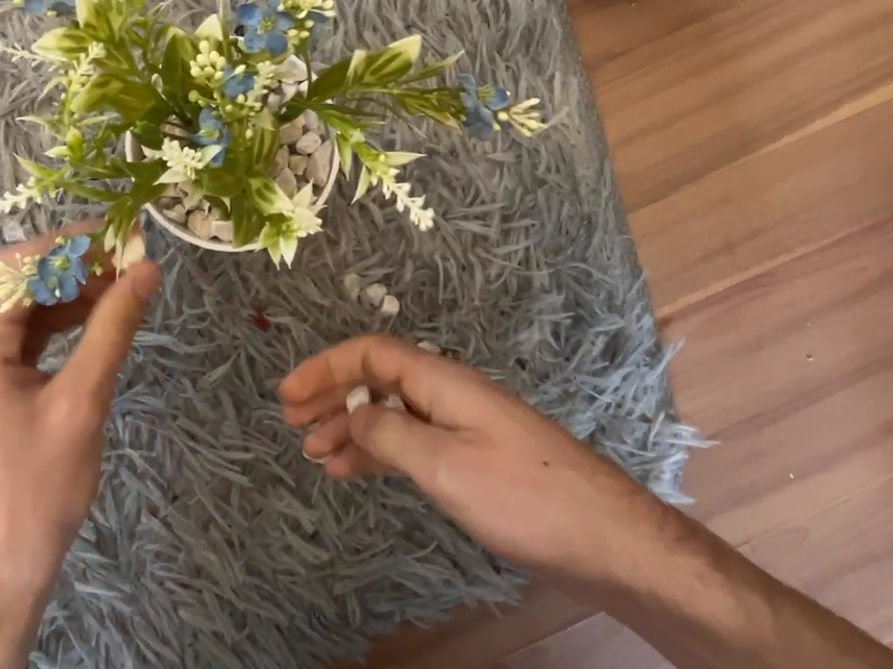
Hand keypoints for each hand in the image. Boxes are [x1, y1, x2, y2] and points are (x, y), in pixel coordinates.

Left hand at [0, 228, 160, 668]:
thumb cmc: (36, 492)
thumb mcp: (81, 403)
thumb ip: (113, 328)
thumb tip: (146, 271)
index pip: (14, 267)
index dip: (68, 243)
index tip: (121, 236)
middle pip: (11, 282)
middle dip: (69, 265)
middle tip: (127, 260)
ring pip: (15, 310)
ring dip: (64, 293)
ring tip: (121, 286)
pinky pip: (16, 340)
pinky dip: (54, 324)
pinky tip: (94, 320)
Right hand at [278, 335, 667, 595]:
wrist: (605, 539)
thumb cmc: (523, 496)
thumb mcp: (445, 465)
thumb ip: (391, 434)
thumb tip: (354, 413)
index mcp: (442, 382)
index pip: (371, 354)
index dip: (325, 368)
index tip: (287, 396)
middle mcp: (448, 395)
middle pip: (377, 380)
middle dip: (331, 397)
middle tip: (291, 424)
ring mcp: (462, 426)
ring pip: (391, 414)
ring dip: (349, 429)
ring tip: (313, 454)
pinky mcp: (472, 458)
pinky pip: (411, 443)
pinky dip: (378, 454)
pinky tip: (353, 472)